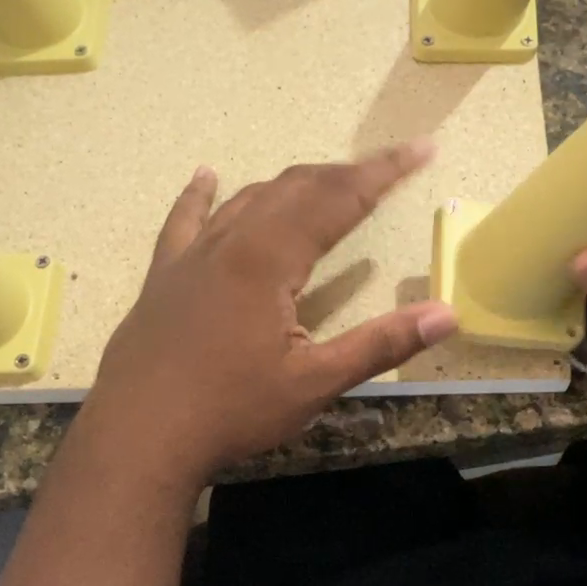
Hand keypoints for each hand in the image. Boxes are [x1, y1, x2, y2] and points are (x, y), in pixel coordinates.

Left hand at [77, 142, 458, 487]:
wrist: (139, 436)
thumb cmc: (231, 411)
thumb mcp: (315, 383)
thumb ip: (380, 344)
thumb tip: (447, 315)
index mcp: (269, 259)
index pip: (339, 199)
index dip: (384, 173)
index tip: (421, 149)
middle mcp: (230, 242)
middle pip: (295, 188)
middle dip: (346, 174)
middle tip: (386, 168)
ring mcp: (191, 257)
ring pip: (247, 200)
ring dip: (291, 185)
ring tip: (324, 182)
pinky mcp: (163, 278)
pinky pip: (186, 222)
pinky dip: (202, 196)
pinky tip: (206, 177)